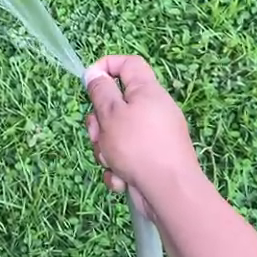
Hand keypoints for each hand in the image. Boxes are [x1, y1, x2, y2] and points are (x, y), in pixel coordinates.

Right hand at [83, 55, 210, 214]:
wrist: (168, 192)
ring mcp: (153, 136)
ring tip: (110, 161)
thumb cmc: (137, 146)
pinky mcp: (150, 159)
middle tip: (96, 134)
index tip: (88, 81)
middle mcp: (153, 111)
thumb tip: (94, 73)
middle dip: (99, 121)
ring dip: (105, 147)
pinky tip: (120, 178)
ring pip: (115, 132)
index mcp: (147, 92)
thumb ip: (100, 91)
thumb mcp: (111, 114)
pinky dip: (117, 166)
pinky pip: (124, 154)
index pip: (128, 64)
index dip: (106, 66)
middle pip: (115, 104)